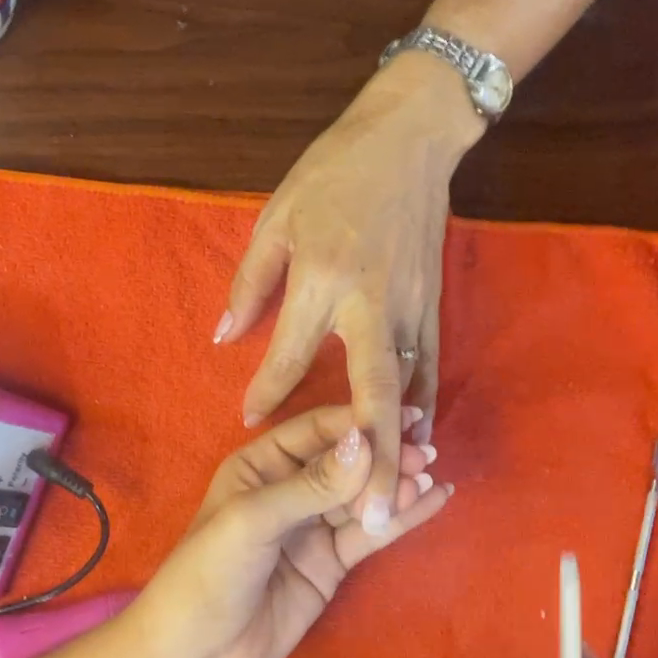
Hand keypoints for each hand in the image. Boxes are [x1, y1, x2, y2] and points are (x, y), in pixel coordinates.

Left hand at [124, 405, 451, 657]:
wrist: (195, 656)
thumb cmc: (208, 574)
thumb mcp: (254, 521)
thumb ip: (312, 485)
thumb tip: (366, 441)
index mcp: (259, 464)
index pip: (316, 431)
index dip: (358, 422)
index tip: (403, 414)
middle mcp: (288, 487)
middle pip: (345, 462)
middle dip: (383, 454)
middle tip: (427, 451)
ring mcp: (312, 527)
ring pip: (362, 496)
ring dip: (397, 484)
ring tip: (433, 475)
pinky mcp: (330, 563)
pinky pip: (371, 533)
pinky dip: (402, 517)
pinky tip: (436, 500)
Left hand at [219, 55, 482, 533]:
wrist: (408, 140)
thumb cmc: (331, 175)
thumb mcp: (276, 219)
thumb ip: (250, 283)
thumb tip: (223, 336)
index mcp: (322, 281)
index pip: (288, 354)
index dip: (266, 390)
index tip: (248, 422)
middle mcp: (369, 305)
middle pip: (370, 397)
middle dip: (370, 462)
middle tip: (368, 518)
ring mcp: (410, 308)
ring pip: (407, 390)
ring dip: (403, 446)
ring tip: (397, 499)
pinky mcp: (434, 304)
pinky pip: (428, 367)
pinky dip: (420, 406)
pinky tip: (416, 439)